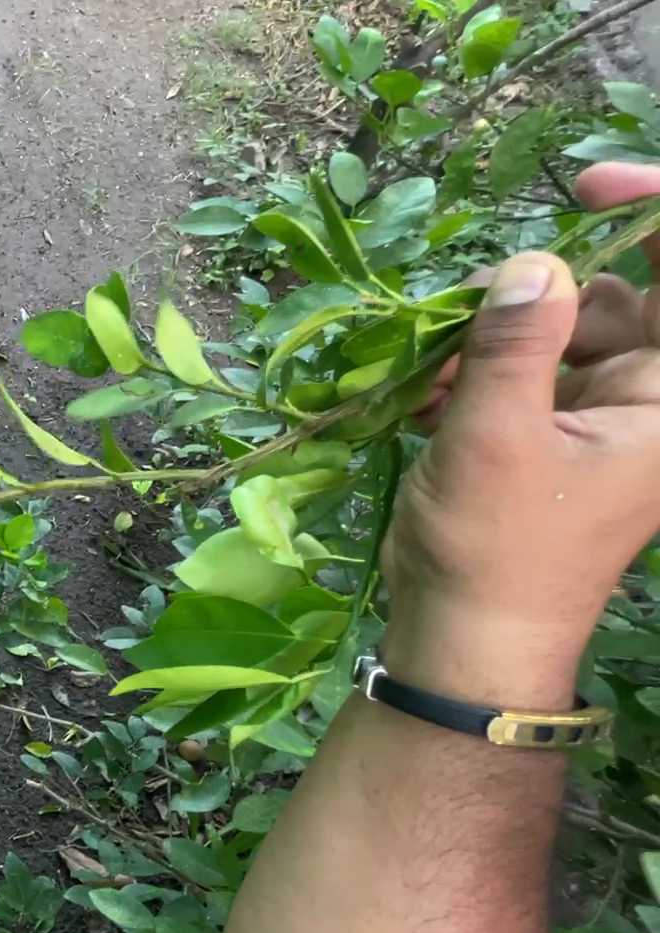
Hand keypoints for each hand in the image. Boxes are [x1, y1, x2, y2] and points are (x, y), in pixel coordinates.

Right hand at [382, 163, 659, 710]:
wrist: (469, 621)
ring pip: (556, 337)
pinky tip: (423, 397)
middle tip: (453, 314)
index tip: (585, 185)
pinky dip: (470, 376)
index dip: (657, 214)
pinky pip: (521, 376)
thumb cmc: (495, 540)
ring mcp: (603, 415)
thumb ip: (514, 346)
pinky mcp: (551, 434)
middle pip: (616, 300)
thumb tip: (529, 264)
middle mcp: (654, 397)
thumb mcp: (493, 439)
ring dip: (485, 344)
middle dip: (529, 299)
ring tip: (425, 374)